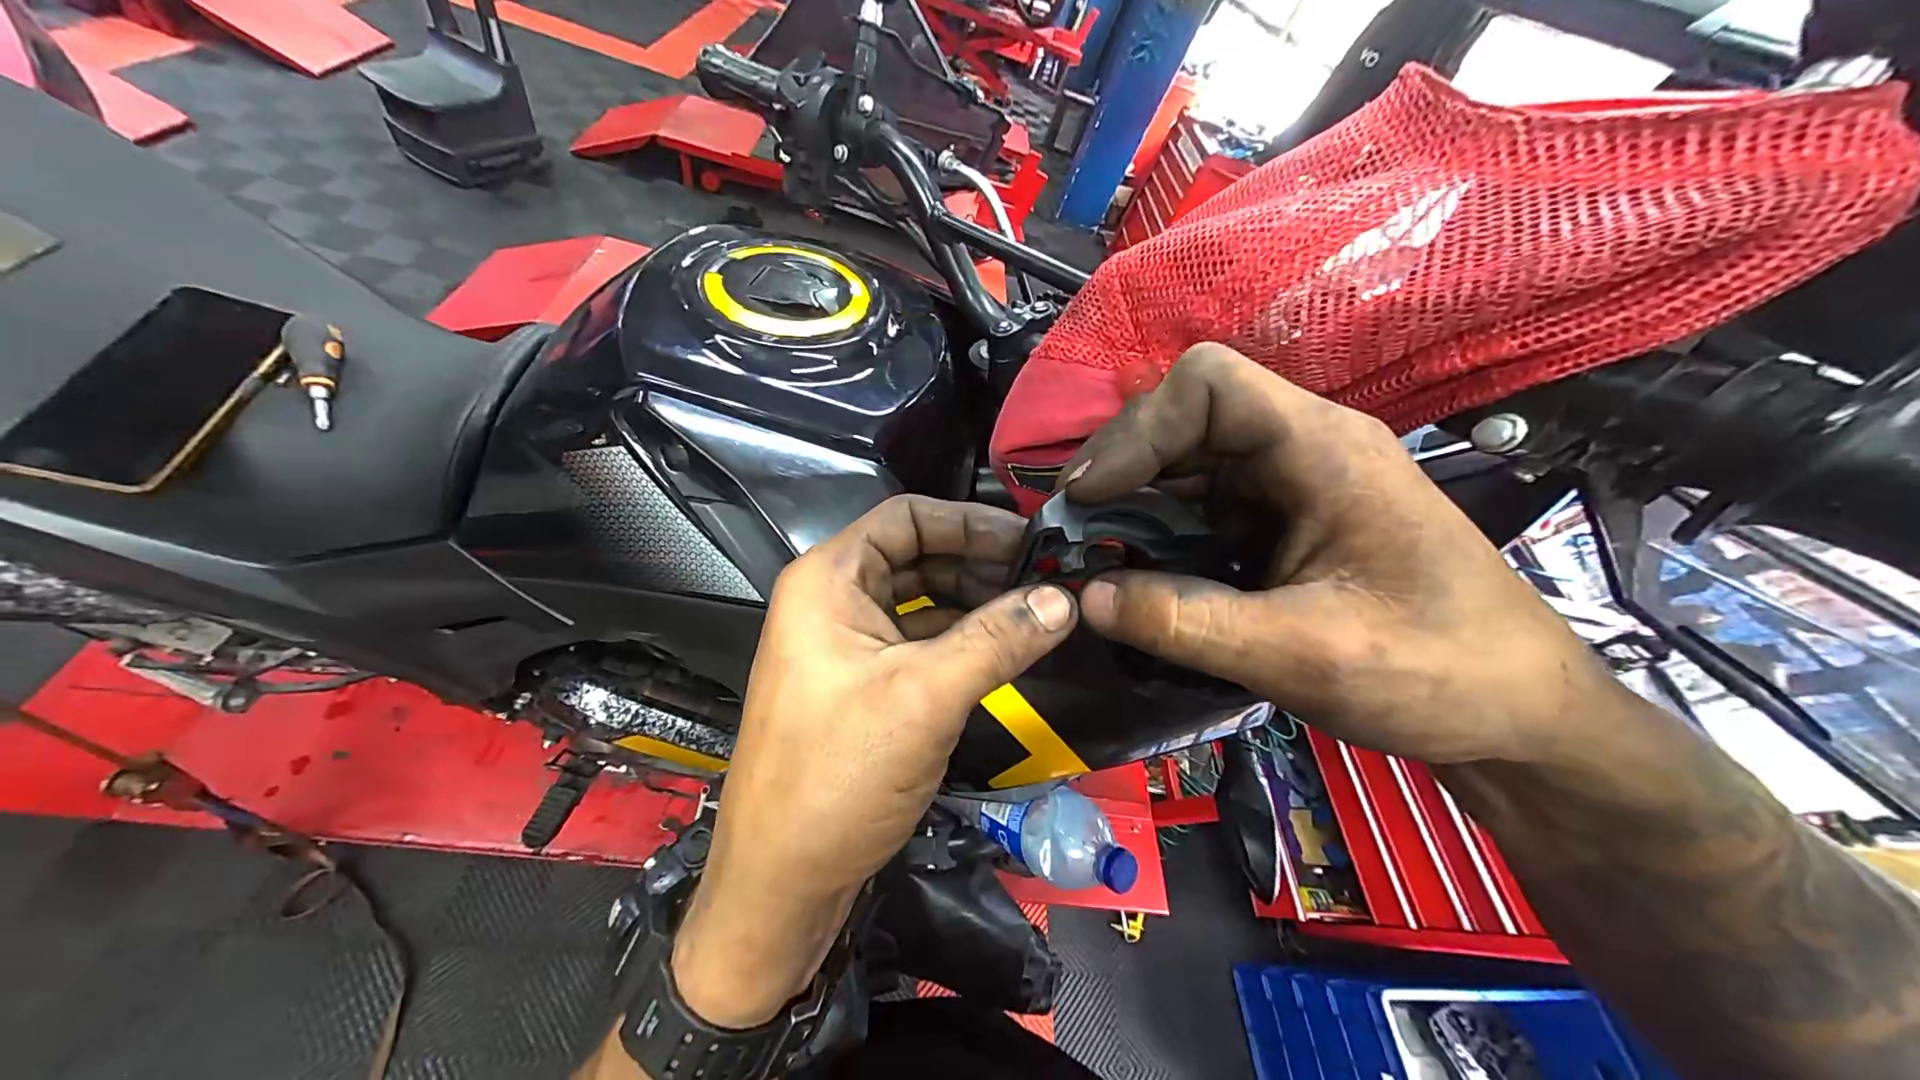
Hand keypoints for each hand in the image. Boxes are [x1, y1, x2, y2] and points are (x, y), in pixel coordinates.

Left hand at [671, 495, 1077, 1027]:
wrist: (780, 881)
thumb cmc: (837, 776)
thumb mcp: (925, 697)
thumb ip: (997, 640)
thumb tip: (1062, 599)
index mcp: (827, 580)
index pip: (906, 517)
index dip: (969, 522)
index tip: (1028, 542)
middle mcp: (829, 601)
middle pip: (914, 555)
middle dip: (977, 563)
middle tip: (1040, 582)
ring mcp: (842, 645)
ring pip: (918, 600)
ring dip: (972, 602)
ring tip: (1030, 615)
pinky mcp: (857, 684)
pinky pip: (914, 641)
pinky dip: (957, 639)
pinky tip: (999, 651)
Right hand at [1064, 343, 1628, 766]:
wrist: (1519, 716)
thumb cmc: (1439, 672)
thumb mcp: (1305, 654)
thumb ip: (1188, 623)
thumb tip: (1085, 596)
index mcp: (1323, 450)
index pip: (1208, 383)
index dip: (1137, 429)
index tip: (1090, 496)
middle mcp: (1301, 450)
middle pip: (1184, 418)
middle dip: (1120, 469)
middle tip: (1072, 532)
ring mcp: (1290, 486)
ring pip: (1186, 465)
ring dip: (1132, 505)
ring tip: (1092, 555)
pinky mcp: (1280, 524)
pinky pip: (1201, 508)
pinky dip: (1158, 533)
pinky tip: (1139, 574)